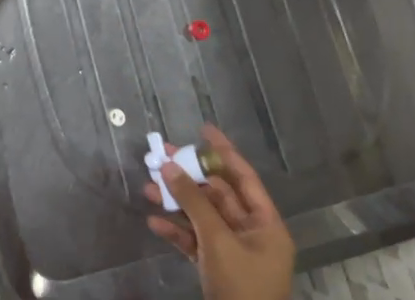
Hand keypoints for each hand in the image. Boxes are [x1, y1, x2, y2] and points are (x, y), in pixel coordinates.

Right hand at [144, 126, 294, 299]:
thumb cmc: (241, 286)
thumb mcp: (217, 240)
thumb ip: (193, 201)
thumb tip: (168, 165)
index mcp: (266, 224)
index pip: (244, 177)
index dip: (223, 152)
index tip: (202, 129)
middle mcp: (252, 234)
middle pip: (218, 195)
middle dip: (189, 177)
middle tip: (160, 156)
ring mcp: (234, 253)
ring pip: (203, 217)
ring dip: (177, 203)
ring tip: (148, 188)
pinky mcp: (217, 269)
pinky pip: (195, 241)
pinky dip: (177, 232)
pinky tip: (155, 225)